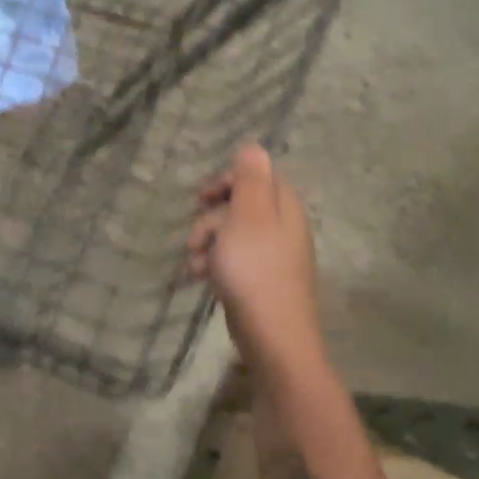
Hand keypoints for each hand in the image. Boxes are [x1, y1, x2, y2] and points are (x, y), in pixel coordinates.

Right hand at [189, 144, 323, 367]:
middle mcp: (282, 228)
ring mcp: (272, 255)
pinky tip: (200, 277)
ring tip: (194, 261)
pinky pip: (231, 258)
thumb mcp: (247, 217)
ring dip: (205, 242)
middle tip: (195, 235)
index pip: (257, 178)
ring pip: (229, 233)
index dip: (226, 183)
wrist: (271, 333)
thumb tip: (255, 146)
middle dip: (209, 217)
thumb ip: (250, 180)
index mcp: (283, 209)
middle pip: (239, 205)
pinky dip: (213, 263)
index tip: (200, 198)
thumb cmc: (255, 270)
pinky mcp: (260, 278)